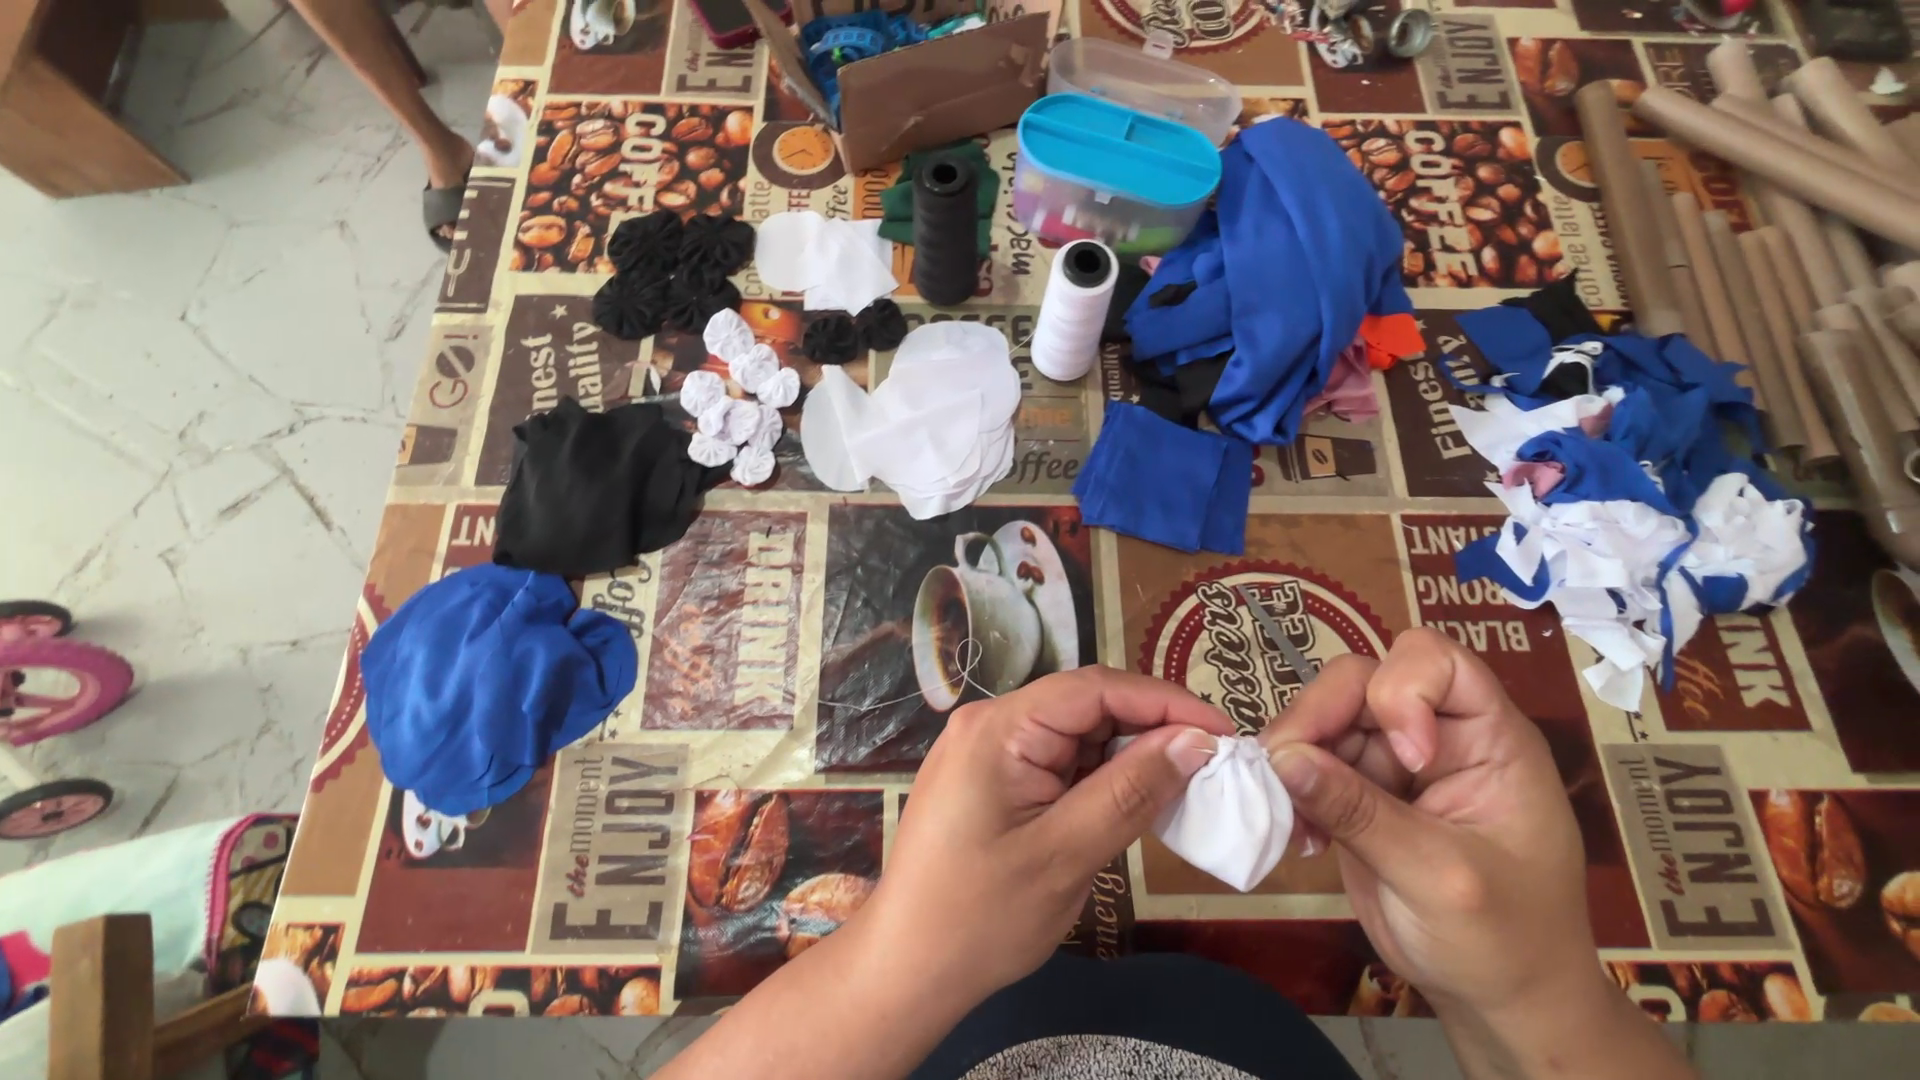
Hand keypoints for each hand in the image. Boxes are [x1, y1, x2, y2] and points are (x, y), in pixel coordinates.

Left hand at [858, 666, 1233, 1004]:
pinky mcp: (992, 778)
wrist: (907, 968)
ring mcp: (988, 750)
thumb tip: (1196, 741)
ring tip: (1182, 786)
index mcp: (1000, 728)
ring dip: (1128, 755)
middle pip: (1085, 706)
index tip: (1224, 734)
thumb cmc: (980, 916)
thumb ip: (1131, 791)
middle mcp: (991, 724)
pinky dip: (1099, 778)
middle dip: (1150, 730)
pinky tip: (1132, 801)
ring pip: (1076, 734)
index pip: (1095, 688)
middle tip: (1212, 766)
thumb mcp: (1066, 854)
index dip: (1165, 703)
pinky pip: (1057, 760)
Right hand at [1259, 628, 1596, 1017]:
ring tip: (1294, 818)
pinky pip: (1304, 762)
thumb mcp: (1441, 878)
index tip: (1402, 757)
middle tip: (1287, 771)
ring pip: (1320, 719)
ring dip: (1293, 757)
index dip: (1402, 689)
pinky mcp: (1353, 790)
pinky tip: (1299, 837)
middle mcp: (1432, 735)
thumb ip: (1361, 813)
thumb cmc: (1505, 939)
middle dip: (1318, 718)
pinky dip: (1287, 789)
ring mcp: (1387, 762)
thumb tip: (1281, 757)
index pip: (1435, 662)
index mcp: (1487, 738)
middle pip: (1358, 681)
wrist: (1496, 1000)